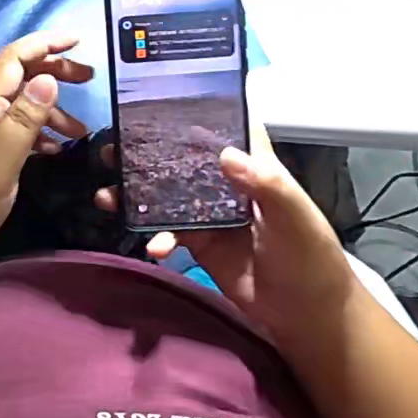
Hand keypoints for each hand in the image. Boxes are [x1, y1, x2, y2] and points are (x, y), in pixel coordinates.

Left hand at [0, 33, 91, 287]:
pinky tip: (56, 149)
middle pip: (18, 75)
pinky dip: (38, 132)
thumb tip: (48, 78)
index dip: (44, 43)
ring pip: (20, 104)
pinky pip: (14, 129)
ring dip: (52, 108)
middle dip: (54, 70)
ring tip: (81, 132)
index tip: (79, 40)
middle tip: (90, 81)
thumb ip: (23, 121)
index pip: (12, 58)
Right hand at [95, 125, 355, 344]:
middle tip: (111, 150)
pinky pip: (169, 233)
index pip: (223, 128)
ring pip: (166, 196)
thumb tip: (225, 154)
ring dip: (137, 195)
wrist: (306, 314)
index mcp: (254, 165)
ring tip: (107, 195)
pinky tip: (152, 248)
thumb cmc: (310, 255)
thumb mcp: (295, 216)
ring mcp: (210, 213)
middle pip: (182, 159)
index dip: (194, 113)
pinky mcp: (200, 243)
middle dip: (147, 154)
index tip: (154, 103)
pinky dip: (156, 239)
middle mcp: (227, 183)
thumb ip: (266, 183)